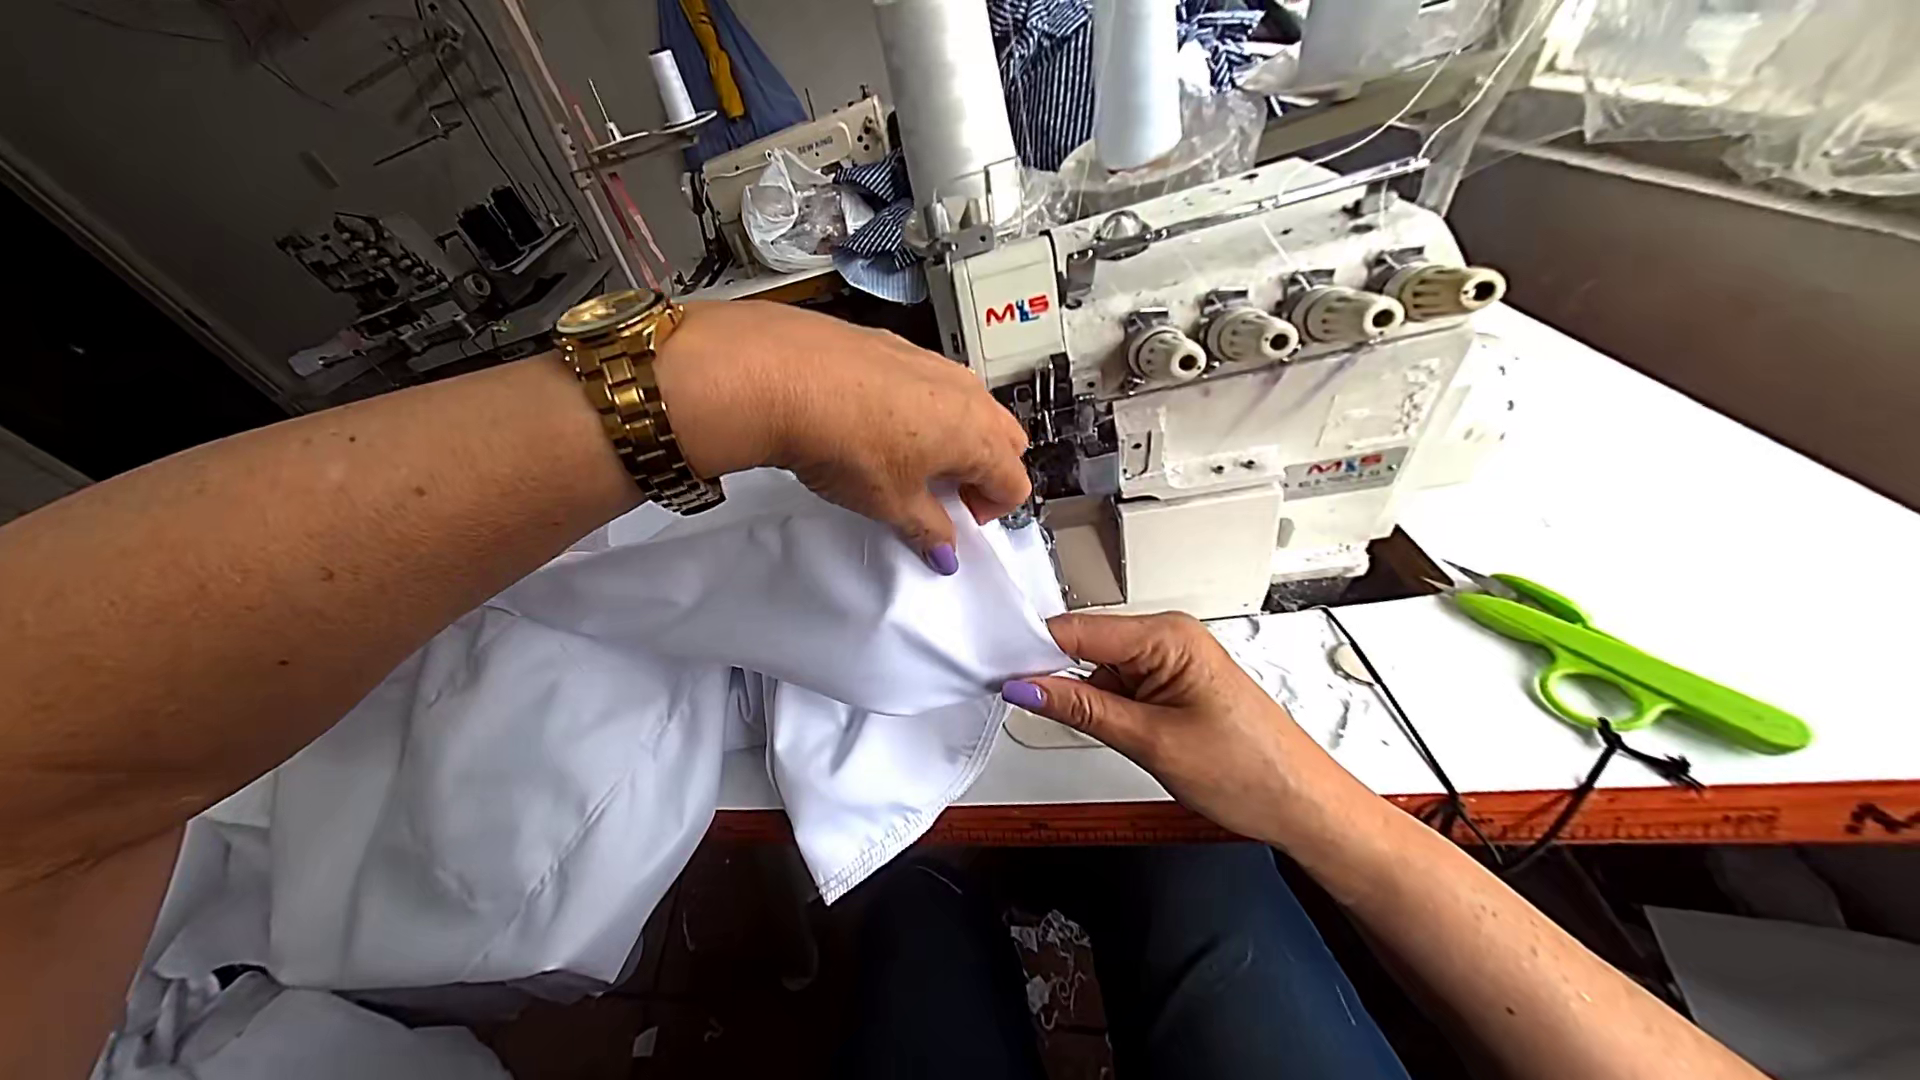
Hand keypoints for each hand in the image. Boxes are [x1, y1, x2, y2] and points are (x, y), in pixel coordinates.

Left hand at [653, 301, 1030, 571]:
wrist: (782, 376)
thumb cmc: (844, 439)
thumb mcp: (891, 503)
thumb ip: (928, 530)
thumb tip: (943, 550)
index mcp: (978, 436)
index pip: (1015, 483)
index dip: (991, 510)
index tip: (956, 520)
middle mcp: (966, 395)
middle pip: (1005, 441)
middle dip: (986, 472)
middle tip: (943, 494)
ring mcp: (934, 365)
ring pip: (970, 409)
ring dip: (957, 439)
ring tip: (909, 459)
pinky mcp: (899, 347)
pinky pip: (932, 384)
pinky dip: (925, 410)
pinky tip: (880, 425)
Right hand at [1002, 613, 1363, 844]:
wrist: (1304, 805)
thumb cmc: (1254, 770)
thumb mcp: (1150, 740)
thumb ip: (1081, 708)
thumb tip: (1030, 687)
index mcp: (1168, 636)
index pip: (1078, 628)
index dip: (1035, 649)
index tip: (1002, 671)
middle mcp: (1171, 637)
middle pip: (1087, 642)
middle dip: (1058, 674)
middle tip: (1028, 703)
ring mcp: (1173, 658)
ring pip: (1101, 665)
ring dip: (1085, 694)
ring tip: (1089, 729)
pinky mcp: (1174, 679)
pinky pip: (1122, 680)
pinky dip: (1106, 703)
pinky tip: (1112, 728)